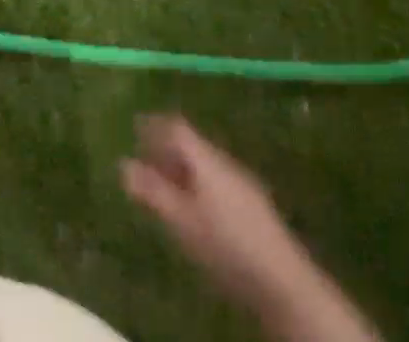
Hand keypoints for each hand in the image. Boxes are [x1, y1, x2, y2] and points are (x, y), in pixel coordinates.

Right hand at [120, 114, 308, 307]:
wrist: (285, 283)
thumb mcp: (180, 219)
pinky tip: (189, 205)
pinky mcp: (254, 209)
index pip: (178, 129)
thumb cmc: (225, 244)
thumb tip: (123, 164)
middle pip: (192, 146)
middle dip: (165, 149)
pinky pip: (217, 183)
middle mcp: (227, 167)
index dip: (154, 125)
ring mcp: (244, 188)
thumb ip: (151, 190)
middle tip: (141, 159)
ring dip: (180, 169)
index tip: (132, 128)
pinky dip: (195, 185)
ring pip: (205, 166)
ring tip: (159, 184)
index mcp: (208, 163)